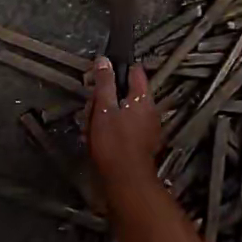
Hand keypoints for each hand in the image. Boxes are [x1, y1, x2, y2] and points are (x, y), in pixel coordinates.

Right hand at [83, 57, 162, 178]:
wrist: (126, 181)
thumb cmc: (114, 143)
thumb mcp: (104, 108)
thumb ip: (104, 83)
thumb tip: (104, 60)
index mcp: (142, 98)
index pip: (135, 71)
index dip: (118, 69)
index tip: (102, 76)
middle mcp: (150, 110)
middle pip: (127, 93)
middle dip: (107, 99)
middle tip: (91, 110)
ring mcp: (149, 128)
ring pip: (124, 112)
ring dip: (106, 116)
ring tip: (91, 129)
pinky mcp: (143, 144)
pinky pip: (126, 128)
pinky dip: (112, 130)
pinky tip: (99, 141)